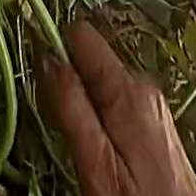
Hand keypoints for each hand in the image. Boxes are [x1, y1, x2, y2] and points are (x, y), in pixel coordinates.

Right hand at [44, 21, 195, 195]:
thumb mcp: (97, 162)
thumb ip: (71, 105)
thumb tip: (47, 56)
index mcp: (128, 89)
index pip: (82, 34)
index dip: (56, 47)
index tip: (40, 76)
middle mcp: (142, 86)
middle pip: (91, 59)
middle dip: (69, 82)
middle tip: (61, 125)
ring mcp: (151, 105)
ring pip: (101, 83)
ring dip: (84, 103)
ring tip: (82, 144)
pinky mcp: (155, 123)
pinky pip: (116, 102)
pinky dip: (100, 117)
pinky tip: (102, 150)